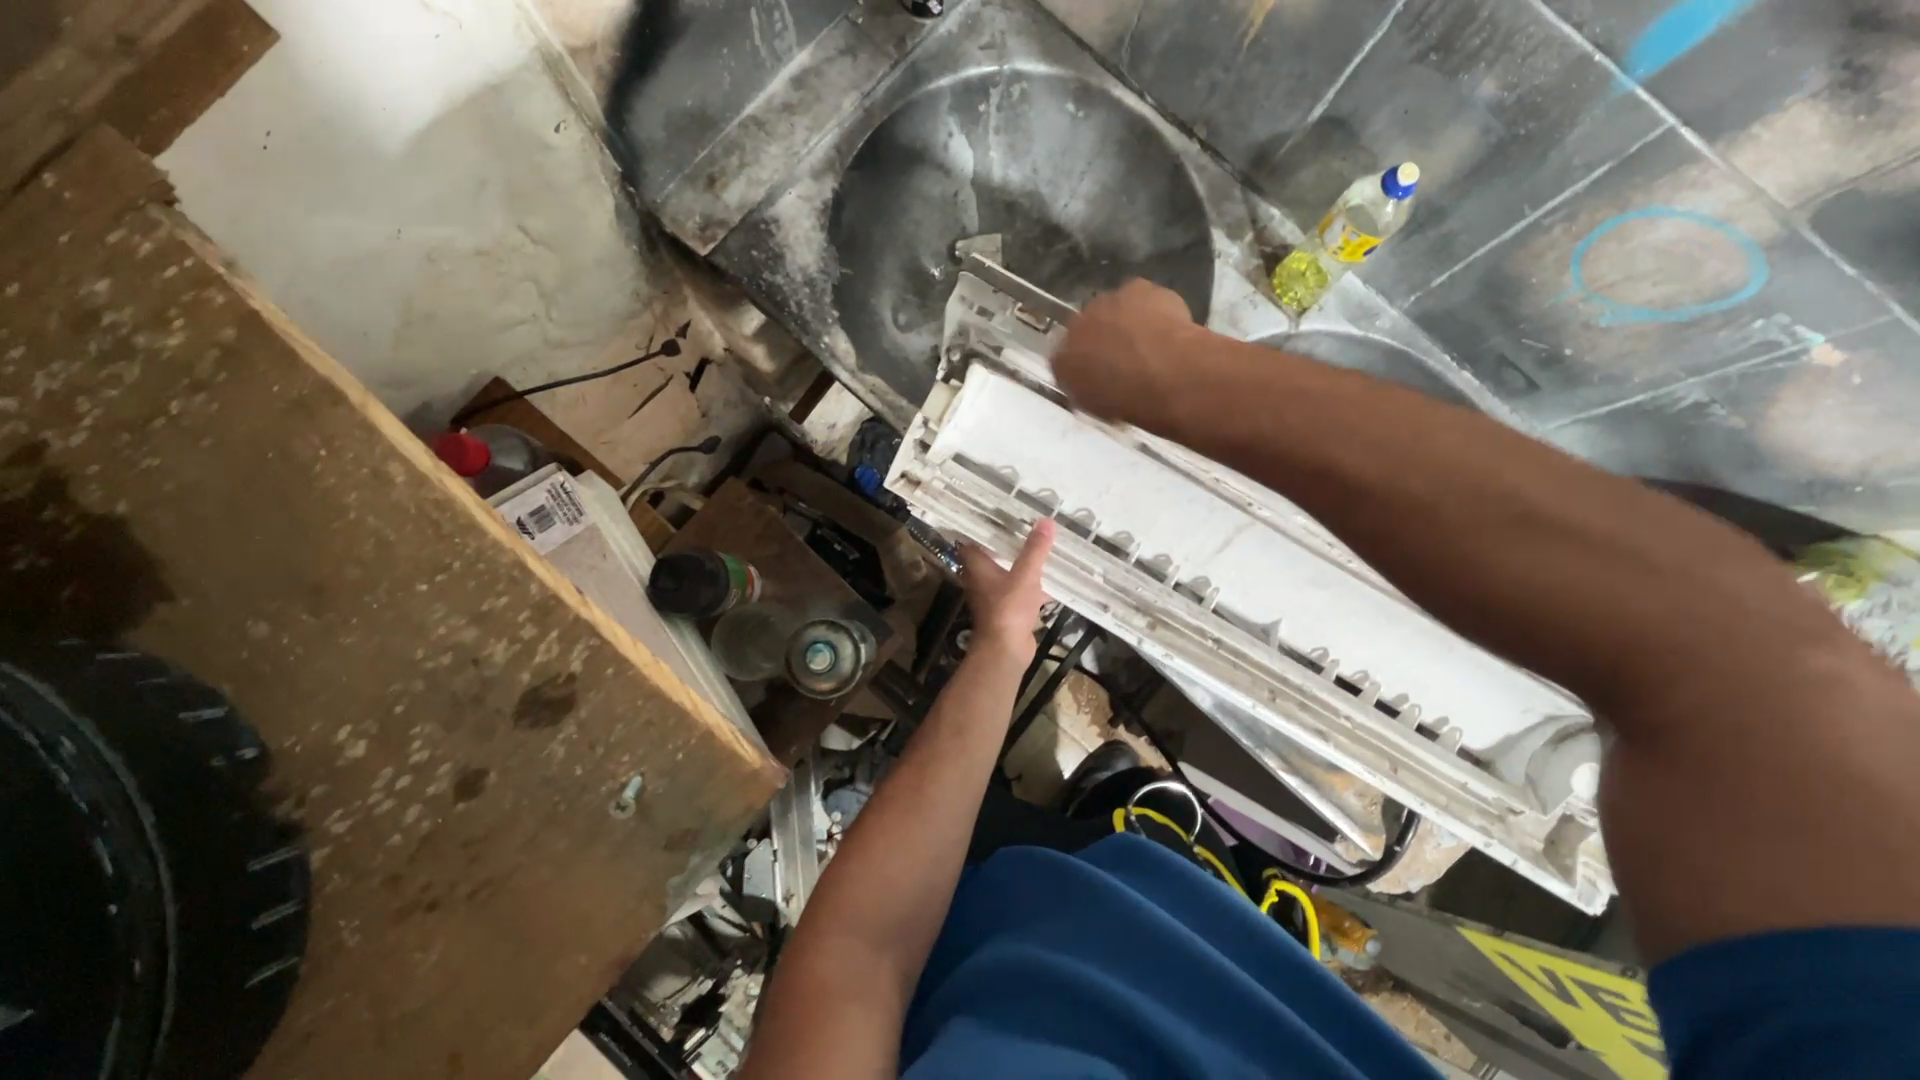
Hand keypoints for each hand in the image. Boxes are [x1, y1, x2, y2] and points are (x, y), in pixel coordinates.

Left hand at [959, 518, 1055, 658]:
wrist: (1006, 649)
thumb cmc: (1008, 607)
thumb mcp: (1025, 574)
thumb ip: (1035, 549)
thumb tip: (1047, 521)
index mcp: (976, 566)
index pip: (971, 539)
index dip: (981, 526)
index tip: (998, 513)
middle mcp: (981, 578)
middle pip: (993, 555)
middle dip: (1009, 543)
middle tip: (1027, 526)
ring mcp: (994, 595)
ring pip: (1008, 573)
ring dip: (1023, 563)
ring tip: (1043, 546)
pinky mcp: (1008, 610)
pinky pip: (1021, 591)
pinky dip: (1034, 585)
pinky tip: (1054, 580)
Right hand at [1052, 279, 1197, 423]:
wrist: (1163, 373)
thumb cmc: (1129, 400)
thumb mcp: (1099, 409)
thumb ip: (1089, 389)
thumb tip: (1093, 383)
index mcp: (1062, 361)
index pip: (1066, 358)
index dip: (1086, 363)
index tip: (1103, 373)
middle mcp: (1075, 326)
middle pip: (1088, 326)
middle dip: (1104, 336)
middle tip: (1128, 356)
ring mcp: (1105, 303)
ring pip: (1115, 308)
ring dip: (1127, 319)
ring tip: (1151, 340)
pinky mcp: (1136, 287)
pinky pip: (1142, 297)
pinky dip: (1153, 307)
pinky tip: (1168, 326)